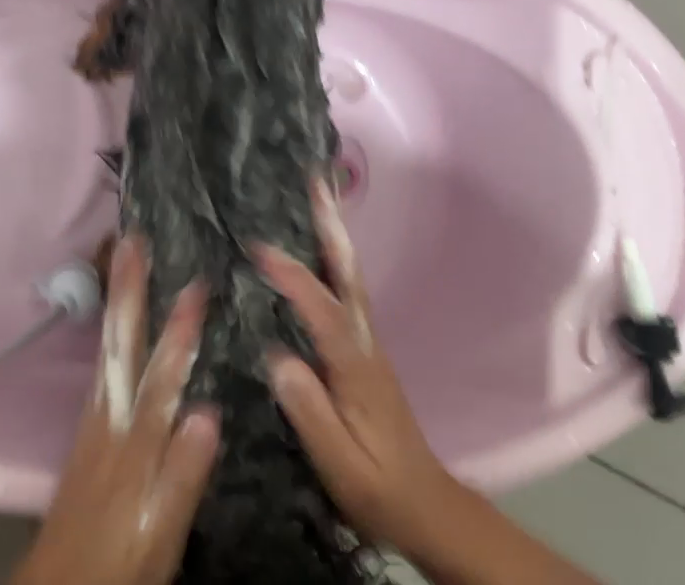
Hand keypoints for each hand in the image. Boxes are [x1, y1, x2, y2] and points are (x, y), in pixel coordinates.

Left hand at [12, 236, 220, 584]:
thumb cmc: (119, 560)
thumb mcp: (160, 529)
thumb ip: (183, 473)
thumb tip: (208, 410)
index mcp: (133, 441)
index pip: (162, 373)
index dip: (180, 329)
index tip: (195, 283)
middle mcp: (109, 418)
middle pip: (120, 342)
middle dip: (127, 289)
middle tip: (130, 240)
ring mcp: (94, 420)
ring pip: (108, 347)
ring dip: (117, 302)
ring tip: (125, 263)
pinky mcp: (88, 430)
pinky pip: (103, 365)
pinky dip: (113, 332)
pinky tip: (120, 326)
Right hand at [255, 180, 459, 555]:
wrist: (425, 503)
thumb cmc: (379, 487)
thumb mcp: (341, 462)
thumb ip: (310, 410)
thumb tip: (277, 356)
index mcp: (357, 367)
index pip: (323, 311)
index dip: (294, 278)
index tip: (260, 250)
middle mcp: (366, 345)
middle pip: (348, 275)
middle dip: (332, 227)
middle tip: (315, 181)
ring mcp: (367, 346)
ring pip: (348, 280)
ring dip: (333, 236)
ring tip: (313, 199)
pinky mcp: (362, 353)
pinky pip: (343, 295)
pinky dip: (330, 263)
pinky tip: (314, 255)